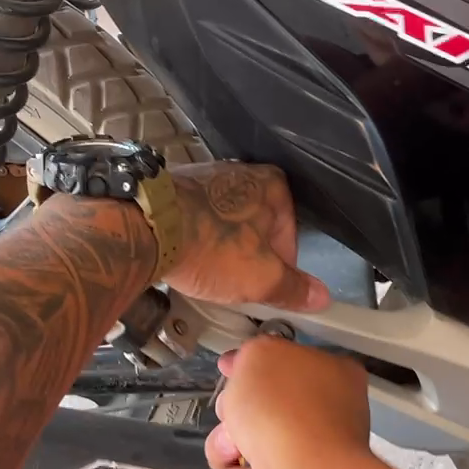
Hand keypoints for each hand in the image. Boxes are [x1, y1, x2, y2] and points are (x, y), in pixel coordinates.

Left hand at [167, 163, 329, 310]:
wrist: (147, 224)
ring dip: (220, 247)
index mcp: (273, 185)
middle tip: (236, 286)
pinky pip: (194, 218)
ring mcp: (205, 175)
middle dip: (249, 256)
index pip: (289, 235)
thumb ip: (293, 288)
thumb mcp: (261, 279)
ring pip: (224, 222)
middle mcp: (241, 171)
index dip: (281, 268)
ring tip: (207, 274)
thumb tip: (321, 297)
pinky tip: (185, 257)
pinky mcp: (174, 186)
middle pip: (256, 226)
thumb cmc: (213, 248)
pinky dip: (194, 237)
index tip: (266, 290)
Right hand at [206, 337, 370, 468]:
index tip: (232, 367)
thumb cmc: (288, 415)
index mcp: (331, 379)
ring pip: (238, 450)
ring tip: (237, 453)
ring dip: (225, 450)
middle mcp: (320, 424)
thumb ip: (251, 353)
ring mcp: (301, 465)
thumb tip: (244, 363)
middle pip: (256, 409)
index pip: (287, 364)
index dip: (255, 365)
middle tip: (235, 413)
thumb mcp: (261, 355)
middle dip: (233, 412)